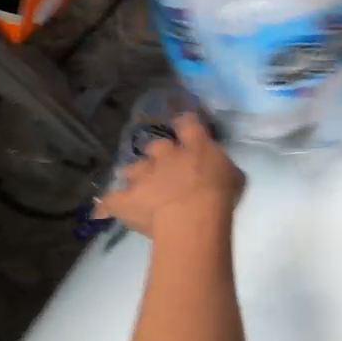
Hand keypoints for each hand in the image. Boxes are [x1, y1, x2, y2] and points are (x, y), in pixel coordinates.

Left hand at [95, 113, 243, 237]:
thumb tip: (217, 169)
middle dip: (156, 153)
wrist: (192, 219)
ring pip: (131, 168)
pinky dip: (110, 202)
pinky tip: (108, 208)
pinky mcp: (125, 199)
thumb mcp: (233, 176)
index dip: (183, 121)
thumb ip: (220, 167)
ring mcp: (143, 176)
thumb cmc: (221, 196)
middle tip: (162, 165)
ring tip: (137, 186)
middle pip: (155, 144)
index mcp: (196, 145)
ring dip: (135, 175)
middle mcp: (167, 155)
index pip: (187, 123)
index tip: (182, 122)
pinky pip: (110, 198)